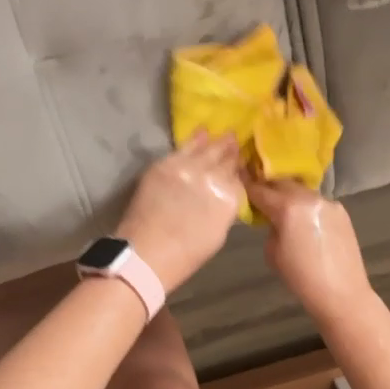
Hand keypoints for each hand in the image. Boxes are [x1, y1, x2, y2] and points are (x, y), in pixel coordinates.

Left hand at [116, 131, 244, 290]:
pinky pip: (184, 147)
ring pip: (208, 149)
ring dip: (218, 142)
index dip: (240, 173)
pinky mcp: (166, 164)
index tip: (241, 167)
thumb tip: (224, 195)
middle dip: (232, 153)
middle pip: (225, 161)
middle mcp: (213, 178)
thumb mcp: (218, 235)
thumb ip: (224, 209)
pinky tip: (202, 132)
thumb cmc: (185, 256)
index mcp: (229, 199)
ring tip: (227, 134)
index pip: (239, 180)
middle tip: (237, 142)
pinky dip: (195, 140)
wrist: (147, 254)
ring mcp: (189, 168)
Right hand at [242, 174, 370, 318]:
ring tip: (282, 209)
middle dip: (269, 188)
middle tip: (260, 196)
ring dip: (289, 196)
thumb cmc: (300, 277)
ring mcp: (328, 202)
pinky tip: (304, 222)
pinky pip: (316, 202)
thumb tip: (274, 219)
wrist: (341, 292)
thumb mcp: (272, 253)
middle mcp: (309, 198)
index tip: (241, 188)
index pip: (261, 190)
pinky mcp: (341, 211)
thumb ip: (270, 228)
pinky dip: (306, 206)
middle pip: (283, 183)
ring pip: (301, 191)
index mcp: (288, 208)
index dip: (248, 189)